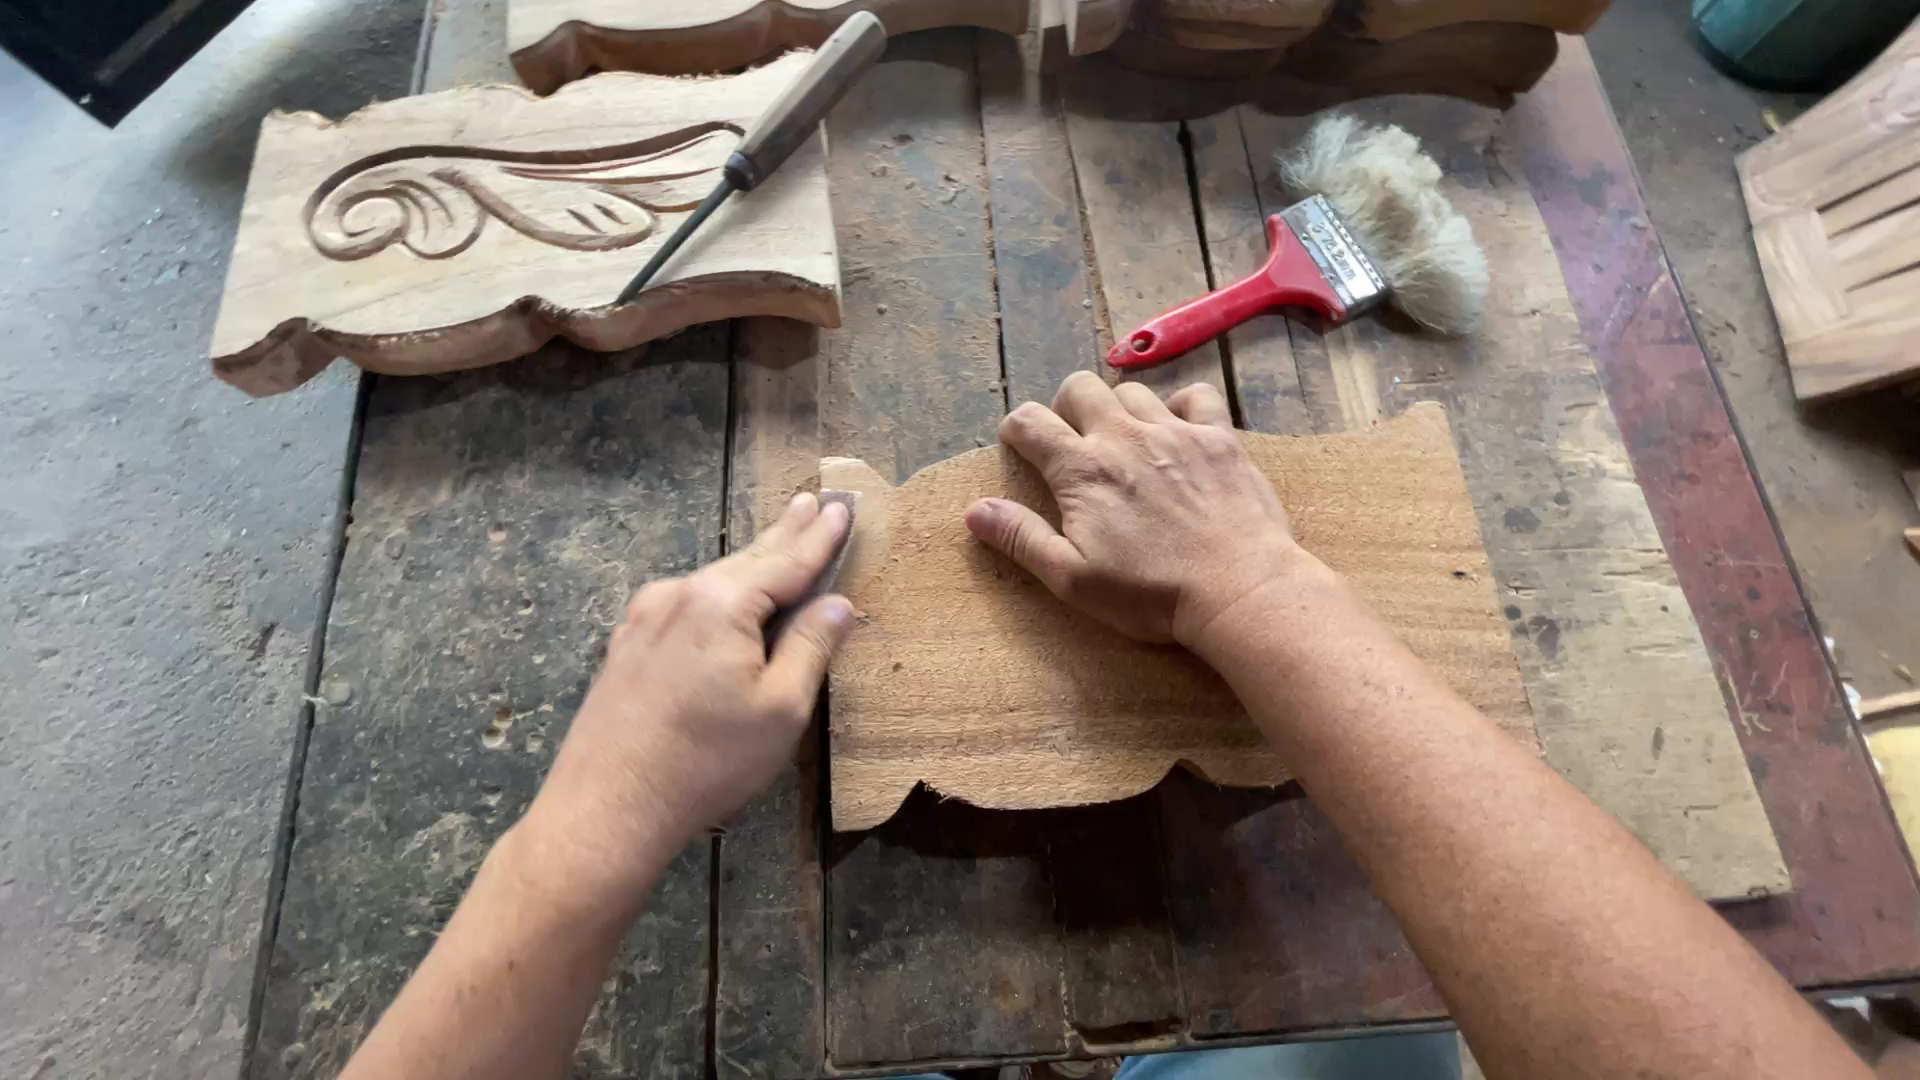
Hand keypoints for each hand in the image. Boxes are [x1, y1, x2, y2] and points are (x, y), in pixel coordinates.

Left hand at [518, 493, 852, 911]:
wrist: (604, 810)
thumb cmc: (708, 762)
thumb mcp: (780, 709)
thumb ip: (810, 646)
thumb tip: (837, 603)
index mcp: (722, 604)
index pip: (788, 562)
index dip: (821, 538)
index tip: (842, 508)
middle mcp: (679, 594)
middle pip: (749, 559)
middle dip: (784, 533)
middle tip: (810, 502)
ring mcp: (645, 616)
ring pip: (716, 579)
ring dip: (753, 561)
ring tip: (780, 538)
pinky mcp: (627, 642)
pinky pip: (688, 601)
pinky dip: (721, 590)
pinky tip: (726, 591)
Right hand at [965, 372, 1301, 646]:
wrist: (1240, 589)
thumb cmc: (1150, 593)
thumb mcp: (1071, 577)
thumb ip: (1021, 538)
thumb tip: (975, 510)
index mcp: (1083, 470)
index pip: (1030, 423)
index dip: (1016, 429)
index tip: (1019, 444)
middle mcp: (1124, 437)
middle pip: (1079, 387)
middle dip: (1065, 407)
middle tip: (1073, 443)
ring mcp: (1176, 431)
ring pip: (1132, 390)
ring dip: (1118, 409)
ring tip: (1124, 442)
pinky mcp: (1219, 437)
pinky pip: (1195, 395)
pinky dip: (1180, 406)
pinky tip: (1178, 432)